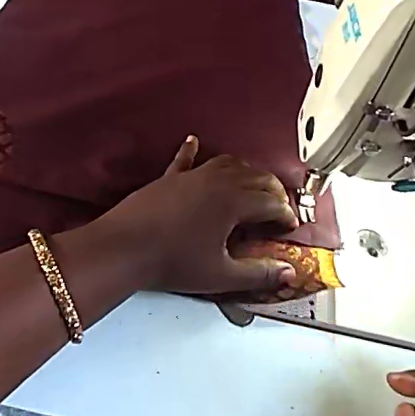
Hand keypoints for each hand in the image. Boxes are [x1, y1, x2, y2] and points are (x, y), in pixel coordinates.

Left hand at [81, 136, 298, 293]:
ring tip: (254, 186)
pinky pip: (185, 158)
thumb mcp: (221, 274)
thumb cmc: (173, 261)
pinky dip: (193, 151)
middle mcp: (216, 181)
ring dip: (246, 172)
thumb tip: (287, 272)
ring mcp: (191, 176)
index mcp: (234, 202)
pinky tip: (194, 141)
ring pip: (229, 163)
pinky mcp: (169, 178)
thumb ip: (258, 273)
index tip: (288, 227)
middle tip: (279, 210)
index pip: (271, 203)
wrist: (125, 247)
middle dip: (273, 192)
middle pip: (256, 177)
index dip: (285, 215)